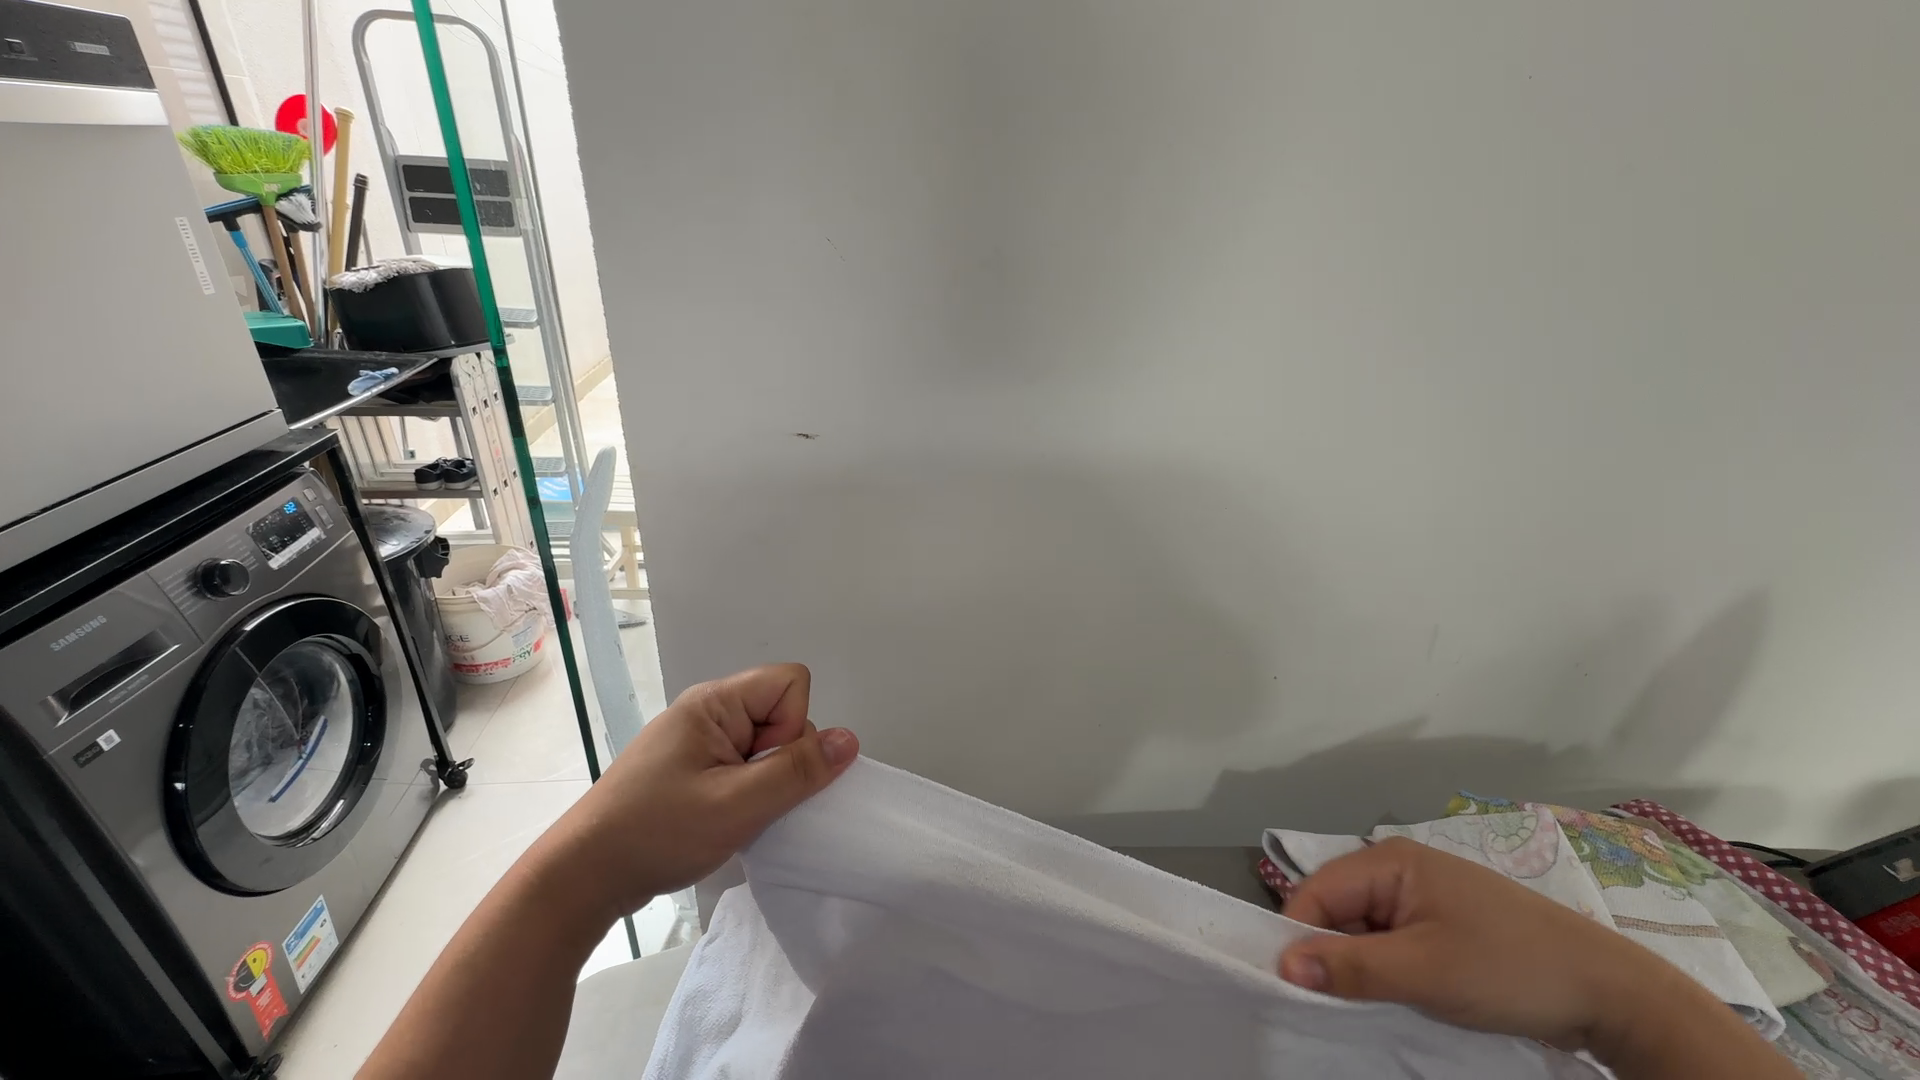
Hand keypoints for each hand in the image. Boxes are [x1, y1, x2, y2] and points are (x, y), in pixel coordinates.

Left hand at [531, 663, 858, 923]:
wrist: (583, 877)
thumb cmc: (657, 832)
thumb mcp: (737, 805)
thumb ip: (797, 771)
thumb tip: (849, 740)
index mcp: (715, 703)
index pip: (790, 683)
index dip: (793, 726)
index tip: (762, 768)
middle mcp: (710, 712)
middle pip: (782, 714)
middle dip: (781, 759)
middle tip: (745, 799)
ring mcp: (700, 741)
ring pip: (767, 744)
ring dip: (765, 781)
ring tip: (732, 814)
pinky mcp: (694, 769)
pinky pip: (746, 764)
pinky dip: (748, 792)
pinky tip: (725, 820)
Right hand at [1277, 837, 1681, 1052]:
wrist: (1615, 994)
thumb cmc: (1511, 969)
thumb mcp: (1424, 972)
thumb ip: (1349, 967)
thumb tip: (1282, 965)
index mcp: (1389, 860)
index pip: (1316, 892)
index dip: (1299, 936)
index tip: (1294, 986)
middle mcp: (1400, 868)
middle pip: (1337, 908)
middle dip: (1333, 953)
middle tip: (1338, 1001)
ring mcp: (1425, 895)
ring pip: (1364, 928)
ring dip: (1362, 965)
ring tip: (1374, 1002)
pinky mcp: (1445, 923)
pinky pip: (1394, 940)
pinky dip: (1389, 969)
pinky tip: (1402, 995)